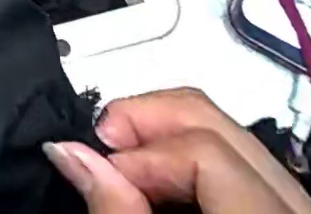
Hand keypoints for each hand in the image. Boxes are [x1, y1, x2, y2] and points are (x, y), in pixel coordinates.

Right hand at [44, 88, 310, 213]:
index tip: (92, 170)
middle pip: (222, 126)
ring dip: (164, 138)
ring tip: (121, 164)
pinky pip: (241, 166)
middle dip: (148, 122)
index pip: (208, 155)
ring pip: (230, 137)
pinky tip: (157, 188)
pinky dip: (189, 164)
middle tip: (100, 144)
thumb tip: (69, 150)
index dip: (140, 154)